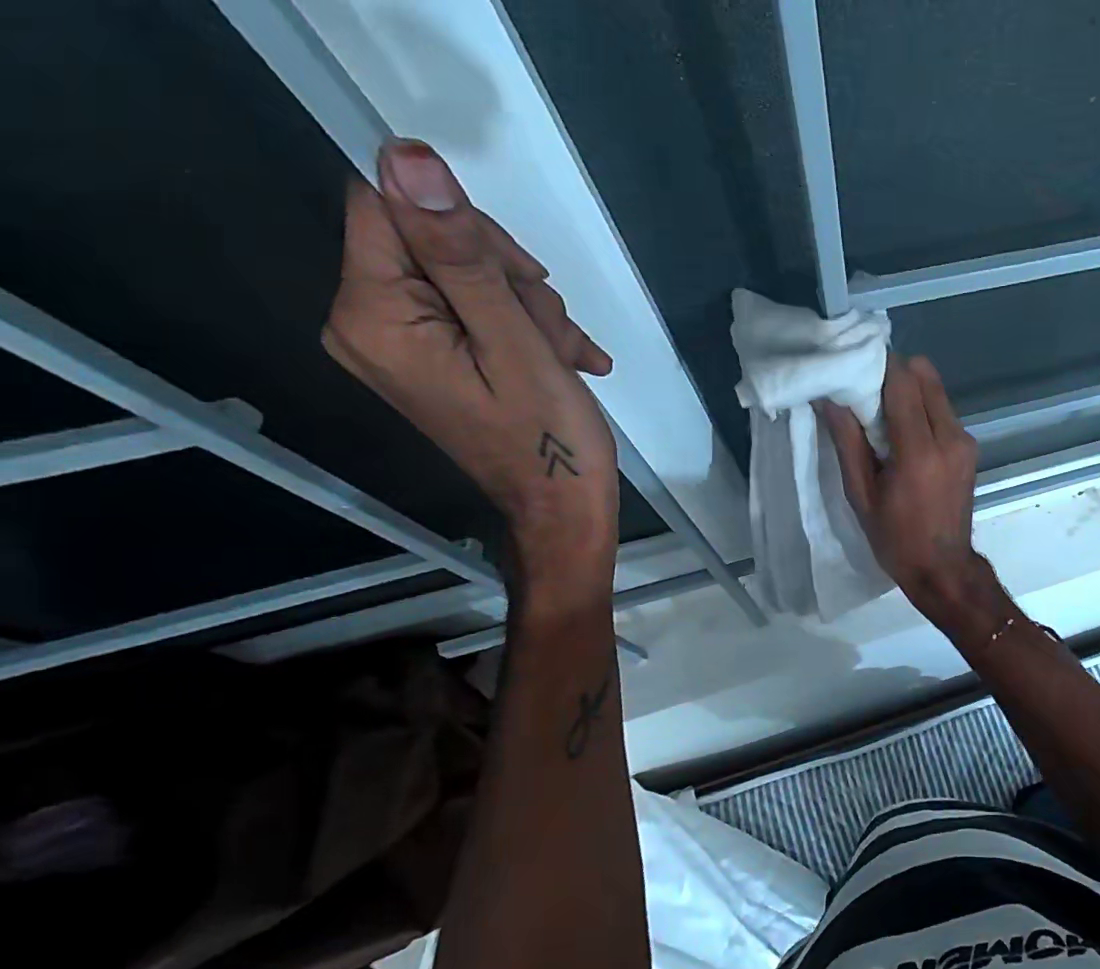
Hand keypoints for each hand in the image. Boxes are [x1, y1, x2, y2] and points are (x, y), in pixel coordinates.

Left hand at [322, 140, 617, 586]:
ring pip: (466, 277)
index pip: (391, 208)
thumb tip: (408, 158)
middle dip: (508, 279)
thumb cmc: (547, 438)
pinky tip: (565, 362)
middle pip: (431, 243)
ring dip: (529, 309)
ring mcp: (399, 344)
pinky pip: (473, 311)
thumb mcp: (517, 344)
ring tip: (562, 358)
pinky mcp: (430, 358)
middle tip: (551, 334)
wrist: (564, 512)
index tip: (523, 281)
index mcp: (374, 316)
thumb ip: (462, 256)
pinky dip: (526, 330)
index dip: (465, 230)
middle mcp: (367, 324)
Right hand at [820, 356, 983, 612]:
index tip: (854, 365)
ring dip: (909, 390)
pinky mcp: (971, 447)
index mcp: (920, 451)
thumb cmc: (896, 539)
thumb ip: (847, 442)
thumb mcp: (861, 495)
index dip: (878, 364)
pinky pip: (943, 410)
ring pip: (936, 390)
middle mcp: (950, 437)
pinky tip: (903, 432)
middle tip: (866, 390)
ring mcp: (966, 441)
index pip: (903, 382)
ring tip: (882, 414)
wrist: (944, 568)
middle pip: (925, 375)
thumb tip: (830, 398)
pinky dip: (922, 408)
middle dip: (895, 373)